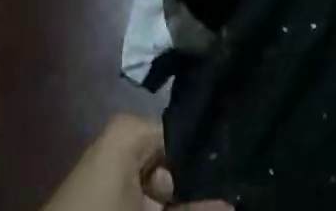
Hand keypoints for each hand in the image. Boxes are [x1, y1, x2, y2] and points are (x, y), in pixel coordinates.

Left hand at [43, 115, 232, 210]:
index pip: (184, 137)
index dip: (206, 163)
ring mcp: (111, 163)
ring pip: (157, 183)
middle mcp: (123, 138)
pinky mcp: (102, 189)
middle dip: (191, 190)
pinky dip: (152, 208)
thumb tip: (233, 204)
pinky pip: (137, 193)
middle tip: (220, 203)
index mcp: (132, 131)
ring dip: (174, 203)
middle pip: (172, 161)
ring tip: (204, 207)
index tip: (230, 183)